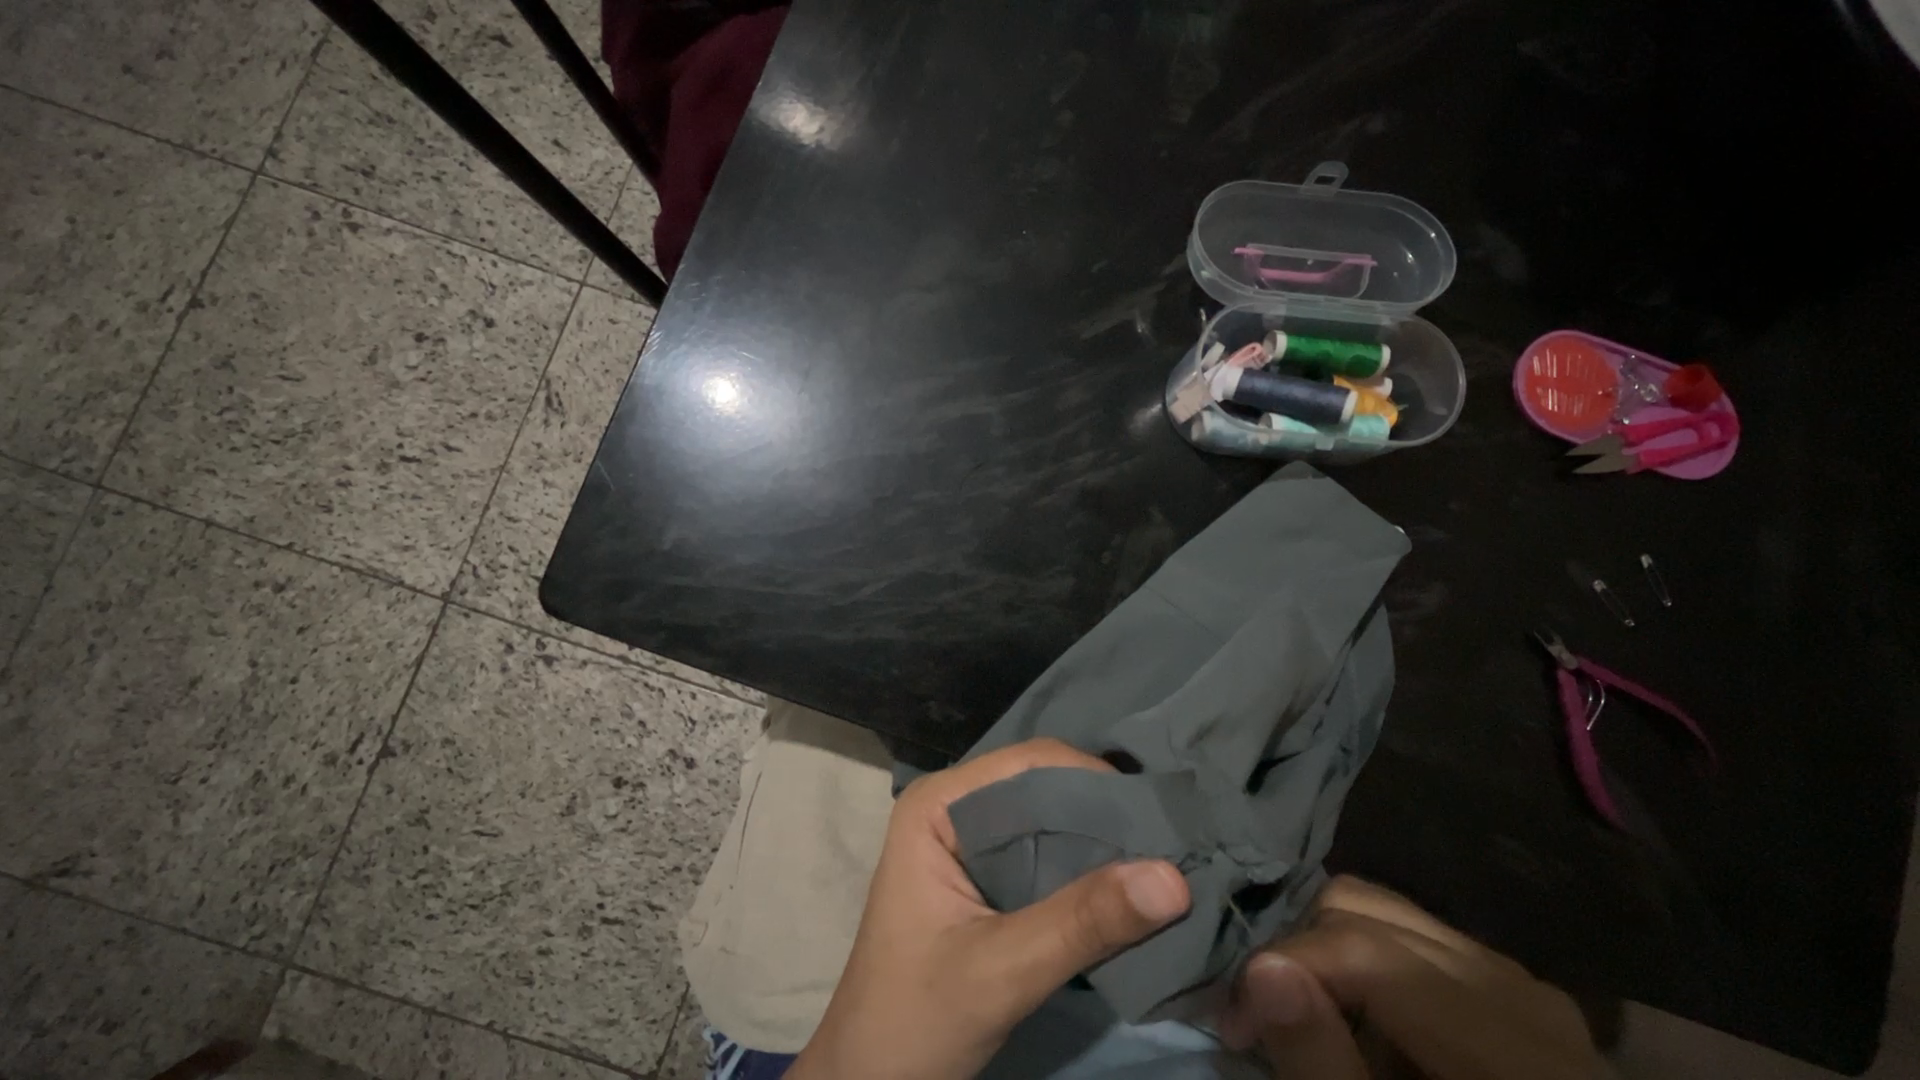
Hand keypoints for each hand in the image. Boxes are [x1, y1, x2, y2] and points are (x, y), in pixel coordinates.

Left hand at [788, 738, 1190, 1079]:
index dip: (1099, 783)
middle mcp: (955, 808)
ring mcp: (968, 843)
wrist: (871, 1079)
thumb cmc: (916, 1018)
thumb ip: (1081, 922)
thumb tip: (1175, 877)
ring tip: (1165, 867)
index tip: (1163, 822)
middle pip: (1045, 788)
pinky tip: (1128, 893)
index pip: (1032, 763)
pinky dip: (1087, 872)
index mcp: (939, 805)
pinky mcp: (985, 878)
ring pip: (1051, 823)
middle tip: (1176, 846)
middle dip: (1108, 815)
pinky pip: (1046, 856)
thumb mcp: (1001, 971)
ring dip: (1103, 845)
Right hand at [1219, 876, 1603, 1078]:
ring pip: (1382, 911)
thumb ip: (1323, 1065)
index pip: (1370, 952)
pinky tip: (1350, 1023)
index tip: (1231, 1026)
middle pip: (1369, 913)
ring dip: (1323, 955)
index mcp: (1516, 1049)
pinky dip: (1360, 965)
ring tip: (1298, 1017)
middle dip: (1298, 955)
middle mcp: (1521, 991)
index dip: (1285, 967)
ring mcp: (1516, 982)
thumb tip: (1261, 969)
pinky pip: (1408, 936)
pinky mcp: (1502, 986)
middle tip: (1257, 1021)